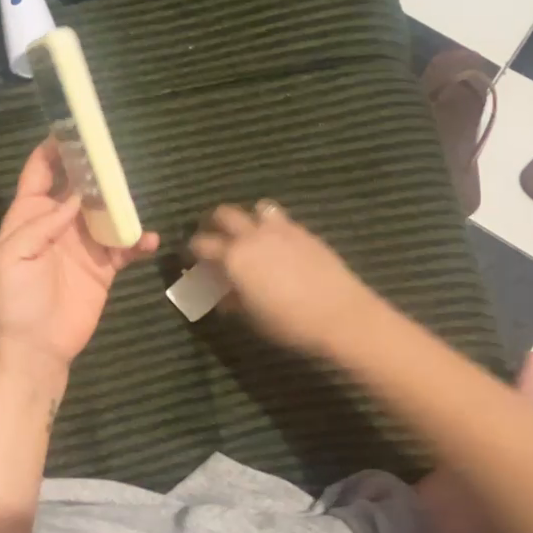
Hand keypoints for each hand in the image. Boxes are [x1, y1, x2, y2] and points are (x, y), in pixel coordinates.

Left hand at [0, 138, 159, 376]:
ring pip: (105, 212)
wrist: (36, 348)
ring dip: (120, 203)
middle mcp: (57, 224)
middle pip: (78, 187)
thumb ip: (40, 224)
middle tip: (114, 155)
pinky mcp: (104, 267)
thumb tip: (73, 197)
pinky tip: (148, 239)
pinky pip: (125, 246)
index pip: (39, 174)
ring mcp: (83, 245)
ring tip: (133, 197)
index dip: (53, 150)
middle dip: (94, 171)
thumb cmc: (15, 300)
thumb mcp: (11, 256)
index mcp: (28, 217)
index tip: (72, 128)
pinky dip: (138, 240)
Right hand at [189, 200, 385, 357]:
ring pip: (255, 209)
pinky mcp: (304, 232)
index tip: (191, 260)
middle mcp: (252, 235)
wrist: (341, 316)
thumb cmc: (288, 323)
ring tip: (247, 236)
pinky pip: (280, 219)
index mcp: (233, 257)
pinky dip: (270, 225)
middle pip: (223, 214)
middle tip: (212, 238)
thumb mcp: (250, 316)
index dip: (192, 251)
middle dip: (212, 223)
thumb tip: (219, 292)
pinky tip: (276, 245)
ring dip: (246, 219)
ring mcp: (280, 229)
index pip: (201, 244)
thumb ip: (229, 299)